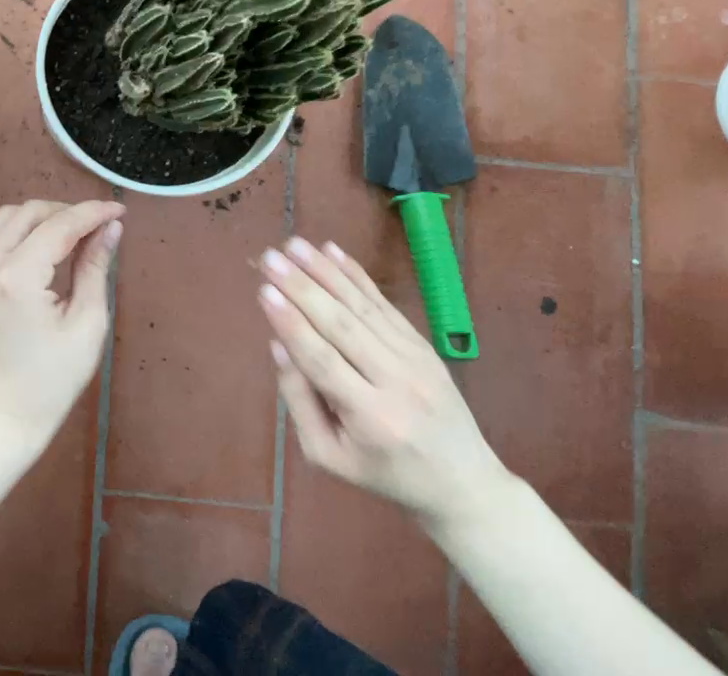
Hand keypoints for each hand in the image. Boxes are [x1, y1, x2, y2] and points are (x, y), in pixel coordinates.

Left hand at [0, 200, 125, 439]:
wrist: (8, 408)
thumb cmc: (54, 376)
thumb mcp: (87, 322)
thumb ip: (95, 267)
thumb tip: (110, 228)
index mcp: (19, 278)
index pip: (59, 226)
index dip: (92, 213)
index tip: (119, 211)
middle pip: (30, 213)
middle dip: (68, 212)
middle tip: (98, 226)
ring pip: (4, 214)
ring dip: (38, 214)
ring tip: (70, 230)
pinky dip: (9, 222)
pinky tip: (32, 234)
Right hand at [257, 237, 515, 530]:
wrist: (464, 483)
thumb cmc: (383, 474)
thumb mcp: (329, 456)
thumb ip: (300, 401)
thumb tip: (278, 346)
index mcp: (371, 417)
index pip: (323, 361)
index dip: (292, 324)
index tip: (264, 291)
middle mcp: (397, 382)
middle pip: (343, 326)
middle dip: (303, 288)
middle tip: (269, 258)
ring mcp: (416, 360)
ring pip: (363, 307)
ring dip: (325, 272)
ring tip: (293, 245)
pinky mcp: (424, 346)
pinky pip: (384, 305)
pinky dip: (356, 275)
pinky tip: (331, 252)